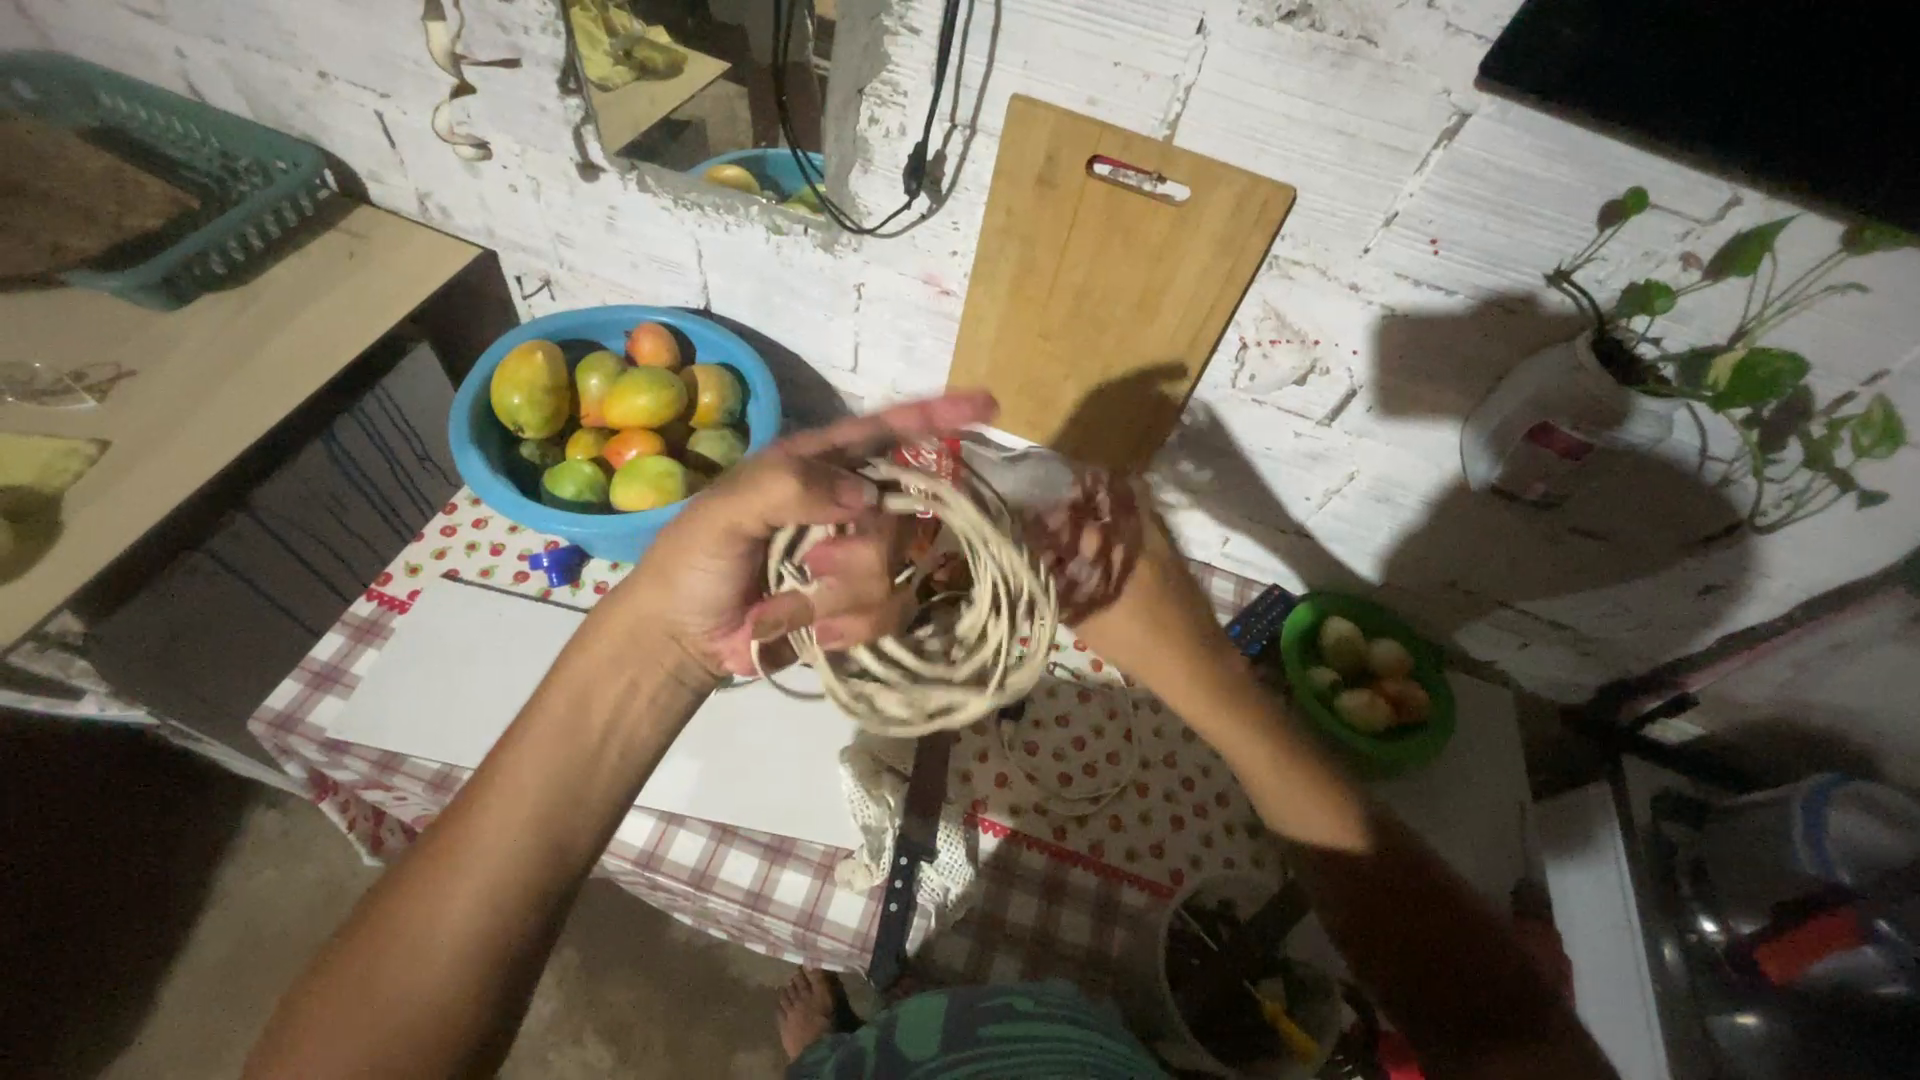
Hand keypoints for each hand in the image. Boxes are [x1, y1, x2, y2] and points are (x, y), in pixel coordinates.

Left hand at [597, 391, 998, 679]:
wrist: (683, 639)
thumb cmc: (692, 562)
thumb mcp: (725, 512)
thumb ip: (788, 486)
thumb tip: (866, 494)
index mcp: (816, 466)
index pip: (885, 430)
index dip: (937, 417)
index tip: (987, 407)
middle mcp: (847, 506)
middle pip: (900, 515)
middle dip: (857, 551)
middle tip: (809, 564)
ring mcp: (857, 559)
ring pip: (893, 571)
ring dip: (837, 598)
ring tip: (788, 605)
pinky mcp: (860, 608)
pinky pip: (889, 613)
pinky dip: (847, 628)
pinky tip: (815, 635)